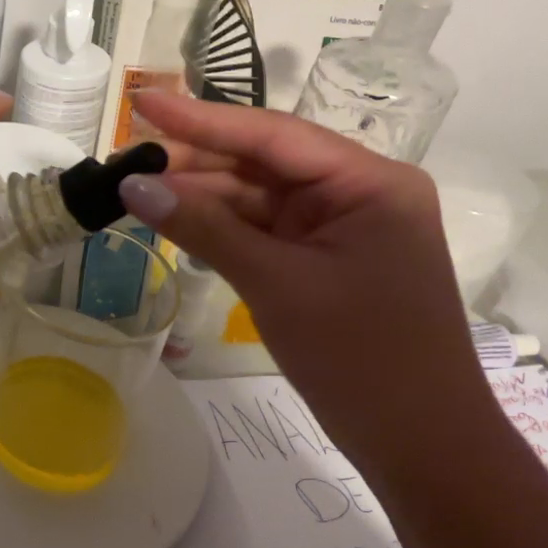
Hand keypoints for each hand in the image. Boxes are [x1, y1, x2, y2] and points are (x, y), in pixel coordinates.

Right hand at [118, 91, 479, 453]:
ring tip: (135, 192)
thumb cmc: (362, 357)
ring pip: (257, 195)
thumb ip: (203, 227)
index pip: (271, 134)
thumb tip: (131, 186)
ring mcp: (340, 227)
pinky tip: (173, 221)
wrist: (423, 446)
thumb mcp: (275, 284)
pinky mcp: (323, 259)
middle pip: (262, 160)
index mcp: (369, 181)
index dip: (201, 117)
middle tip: (125, 158)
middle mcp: (358, 192)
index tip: (142, 101)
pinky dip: (219, 226)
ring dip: (200, 195)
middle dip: (195, 160)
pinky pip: (262, 228)